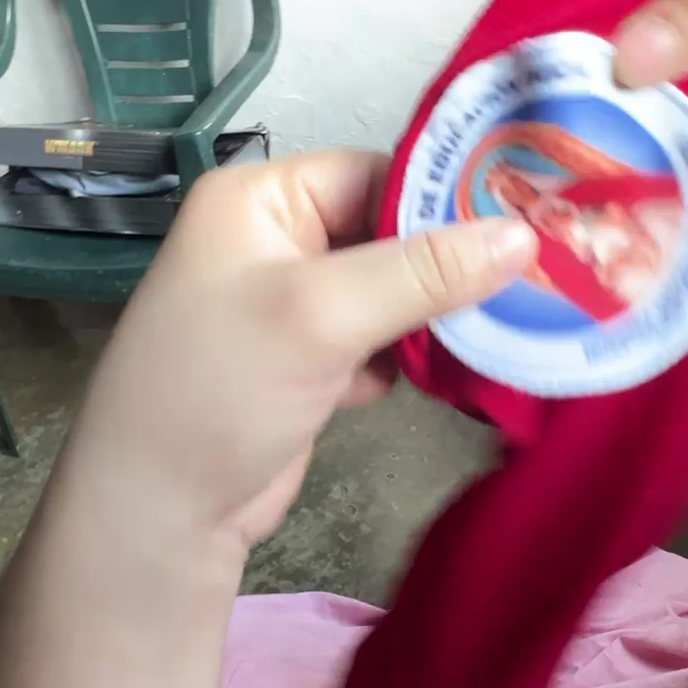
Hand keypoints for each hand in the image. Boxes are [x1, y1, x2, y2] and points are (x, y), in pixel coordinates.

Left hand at [71, 150, 535, 551]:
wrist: (164, 513)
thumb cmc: (223, 390)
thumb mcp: (323, 315)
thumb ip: (424, 272)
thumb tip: (523, 235)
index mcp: (262, 201)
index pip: (374, 175)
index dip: (443, 202)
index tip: (520, 231)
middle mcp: (278, 243)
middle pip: (388, 236)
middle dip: (444, 269)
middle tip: (524, 286)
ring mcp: (294, 306)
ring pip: (390, 293)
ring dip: (428, 319)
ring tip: (484, 336)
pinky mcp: (311, 360)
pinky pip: (378, 340)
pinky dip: (403, 359)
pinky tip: (420, 382)